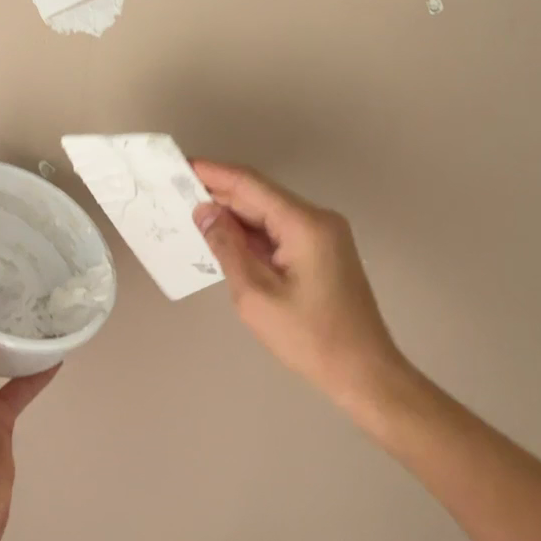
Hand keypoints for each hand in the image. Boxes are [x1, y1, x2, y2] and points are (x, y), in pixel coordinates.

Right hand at [191, 161, 409, 401]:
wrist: (366, 375)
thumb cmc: (309, 337)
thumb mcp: (255, 294)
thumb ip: (227, 246)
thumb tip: (203, 211)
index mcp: (304, 224)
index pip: (249, 184)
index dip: (212, 172)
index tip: (178, 165)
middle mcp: (317, 220)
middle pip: (259, 195)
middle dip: (218, 191)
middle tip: (174, 189)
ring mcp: (322, 236)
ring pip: (267, 213)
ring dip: (232, 213)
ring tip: (189, 211)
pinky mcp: (321, 253)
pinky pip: (277, 231)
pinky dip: (249, 232)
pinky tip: (222, 236)